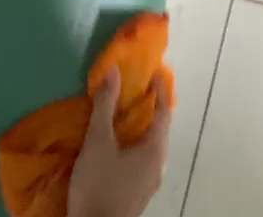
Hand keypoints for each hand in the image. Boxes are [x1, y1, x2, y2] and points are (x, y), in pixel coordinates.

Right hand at [67, 66, 170, 216]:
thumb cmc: (99, 184)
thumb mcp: (98, 141)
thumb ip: (105, 105)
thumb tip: (114, 71)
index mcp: (155, 150)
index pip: (164, 113)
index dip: (160, 91)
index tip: (155, 72)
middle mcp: (159, 165)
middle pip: (160, 129)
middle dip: (152, 107)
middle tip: (139, 87)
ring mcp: (150, 181)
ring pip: (152, 144)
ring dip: (143, 125)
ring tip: (128, 110)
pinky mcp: (139, 191)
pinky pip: (144, 156)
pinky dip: (137, 140)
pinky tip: (121, 140)